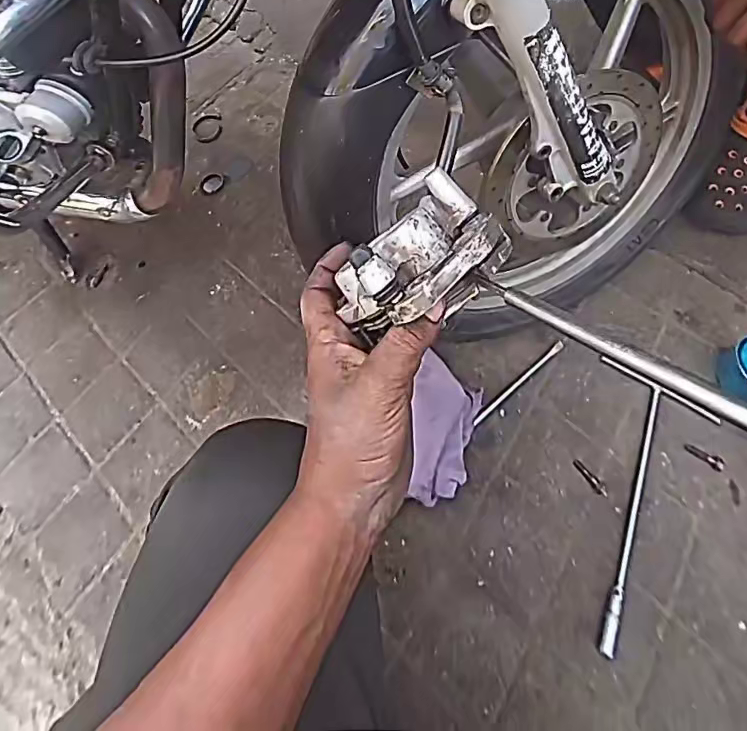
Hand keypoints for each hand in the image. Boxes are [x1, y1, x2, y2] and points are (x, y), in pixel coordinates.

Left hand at [295, 244, 441, 541]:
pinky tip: (428, 327)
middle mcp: (344, 355)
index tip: (350, 248)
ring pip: (381, 326)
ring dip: (399, 308)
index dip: (329, 267)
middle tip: (399, 264)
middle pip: (356, 305)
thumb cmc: (345, 451)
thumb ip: (406, 342)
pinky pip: (401, 349)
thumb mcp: (378, 384)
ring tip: (419, 289)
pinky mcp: (388, 388)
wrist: (355, 498)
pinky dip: (415, 333)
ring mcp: (367, 372)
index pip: (318, 294)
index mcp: (326, 347)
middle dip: (375, 282)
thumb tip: (429, 307)